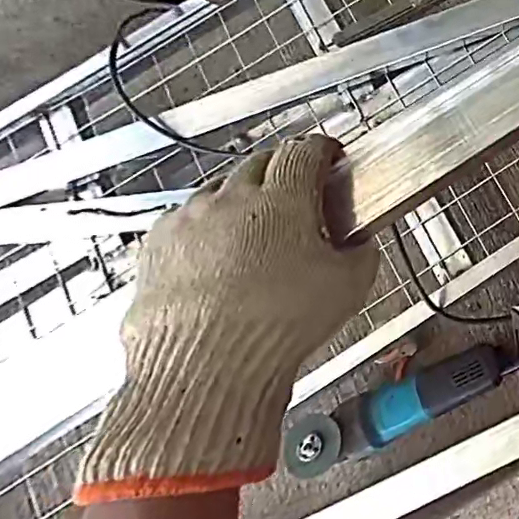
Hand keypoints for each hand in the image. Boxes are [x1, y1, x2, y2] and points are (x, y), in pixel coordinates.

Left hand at [75, 135, 378, 503]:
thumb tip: (360, 244)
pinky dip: (208, 228)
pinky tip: (222, 259)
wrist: (206, 369)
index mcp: (281, 202)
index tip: (328, 153)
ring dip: (243, 198)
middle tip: (299, 189)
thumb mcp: (348, 287)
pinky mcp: (157, 246)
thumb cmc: (274, 327)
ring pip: (220, 189)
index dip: (323, 149)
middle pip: (260, 160)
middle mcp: (230, 201)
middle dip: (283, 167)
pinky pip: (187, 221)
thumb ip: (360, 253)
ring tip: (259, 232)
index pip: (304, 151)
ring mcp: (189, 221)